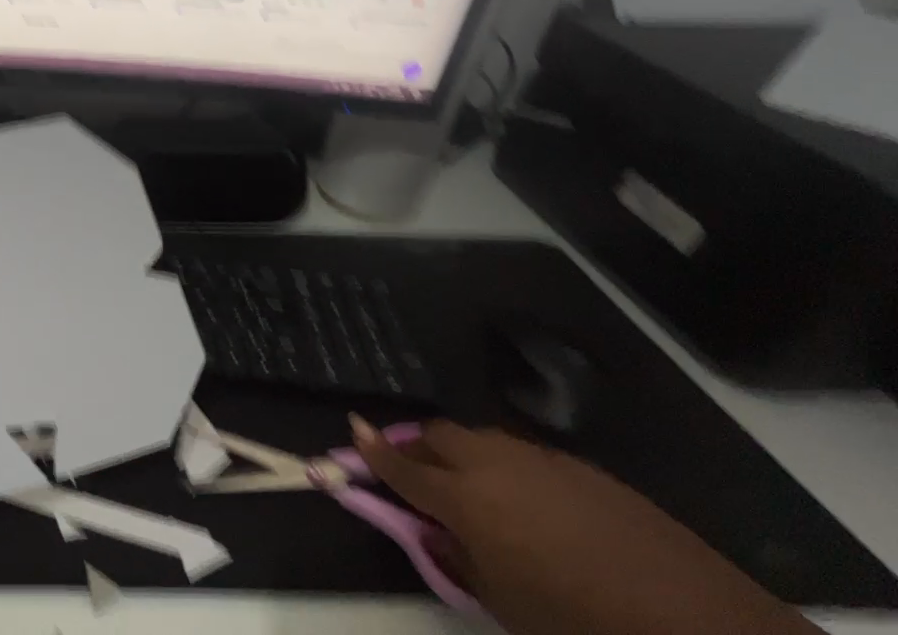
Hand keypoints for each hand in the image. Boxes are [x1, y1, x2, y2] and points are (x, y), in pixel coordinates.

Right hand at [352, 416, 819, 634]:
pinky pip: (525, 455)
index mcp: (465, 499)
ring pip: (482, 439)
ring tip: (474, 490)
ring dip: (463, 454)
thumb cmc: (576, 619)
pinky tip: (531, 504)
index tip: (351, 431)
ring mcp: (543, 461)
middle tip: (415, 473)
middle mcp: (495, 465)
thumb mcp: (500, 602)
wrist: (694, 620)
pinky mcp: (585, 469)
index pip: (402, 467)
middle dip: (418, 447)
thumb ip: (457, 558)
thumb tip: (438, 531)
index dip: (372, 450)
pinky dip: (508, 468)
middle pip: (439, 435)